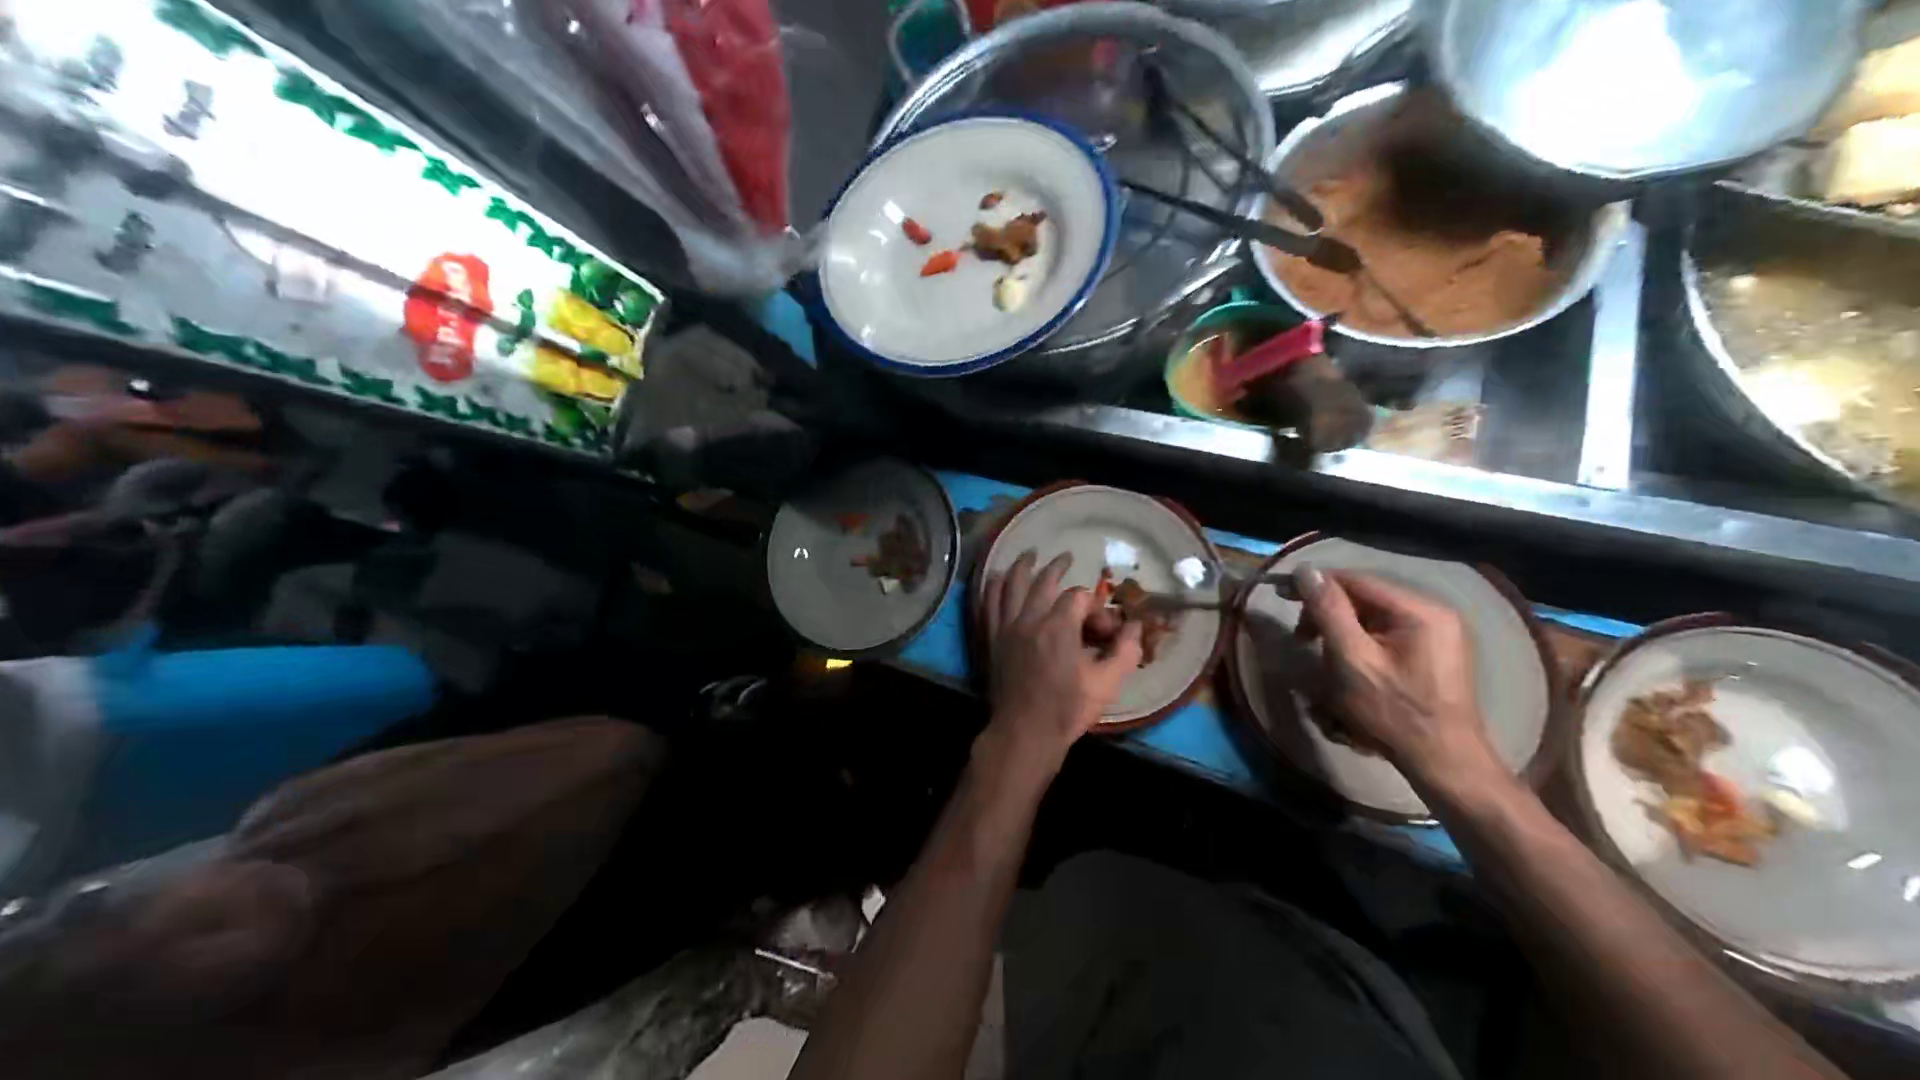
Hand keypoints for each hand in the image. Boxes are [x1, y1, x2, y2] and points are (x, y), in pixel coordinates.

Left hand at [981, 551, 1141, 765]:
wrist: (1025, 732)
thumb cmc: (1066, 710)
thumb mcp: (1107, 684)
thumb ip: (1125, 652)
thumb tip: (1136, 627)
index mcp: (1058, 627)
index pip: (1078, 597)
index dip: (1094, 606)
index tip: (1102, 626)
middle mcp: (1029, 619)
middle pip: (1042, 581)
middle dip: (1057, 567)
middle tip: (1066, 557)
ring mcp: (1006, 628)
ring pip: (1010, 586)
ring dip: (1021, 567)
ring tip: (1029, 554)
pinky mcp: (991, 639)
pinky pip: (988, 604)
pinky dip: (993, 587)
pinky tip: (996, 577)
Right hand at [1295, 563, 1503, 790]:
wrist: (1442, 760)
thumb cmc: (1392, 712)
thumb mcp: (1351, 659)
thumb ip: (1329, 611)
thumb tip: (1307, 570)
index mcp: (1420, 610)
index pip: (1356, 579)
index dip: (1316, 584)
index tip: (1281, 596)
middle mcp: (1435, 610)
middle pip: (1366, 594)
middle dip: (1328, 610)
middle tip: (1302, 637)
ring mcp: (1438, 630)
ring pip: (1374, 612)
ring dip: (1341, 626)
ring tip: (1323, 653)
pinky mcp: (1435, 648)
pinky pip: (1387, 629)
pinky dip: (1360, 638)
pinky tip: (1347, 659)